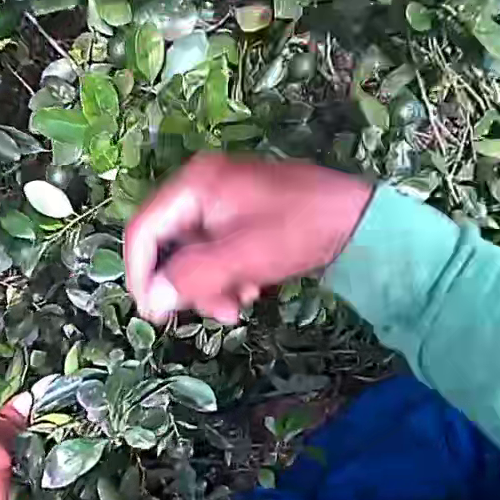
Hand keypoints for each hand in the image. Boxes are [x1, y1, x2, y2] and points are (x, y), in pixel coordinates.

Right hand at [125, 154, 372, 323]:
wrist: (357, 216)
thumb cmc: (301, 230)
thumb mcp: (243, 257)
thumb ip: (193, 277)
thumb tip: (154, 300)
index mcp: (195, 185)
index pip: (144, 230)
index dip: (141, 274)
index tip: (153, 313)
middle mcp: (202, 187)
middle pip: (169, 244)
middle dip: (188, 284)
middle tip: (213, 312)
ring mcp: (222, 199)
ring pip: (194, 253)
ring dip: (211, 285)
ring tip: (239, 305)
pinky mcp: (240, 214)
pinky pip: (217, 250)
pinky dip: (228, 274)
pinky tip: (251, 289)